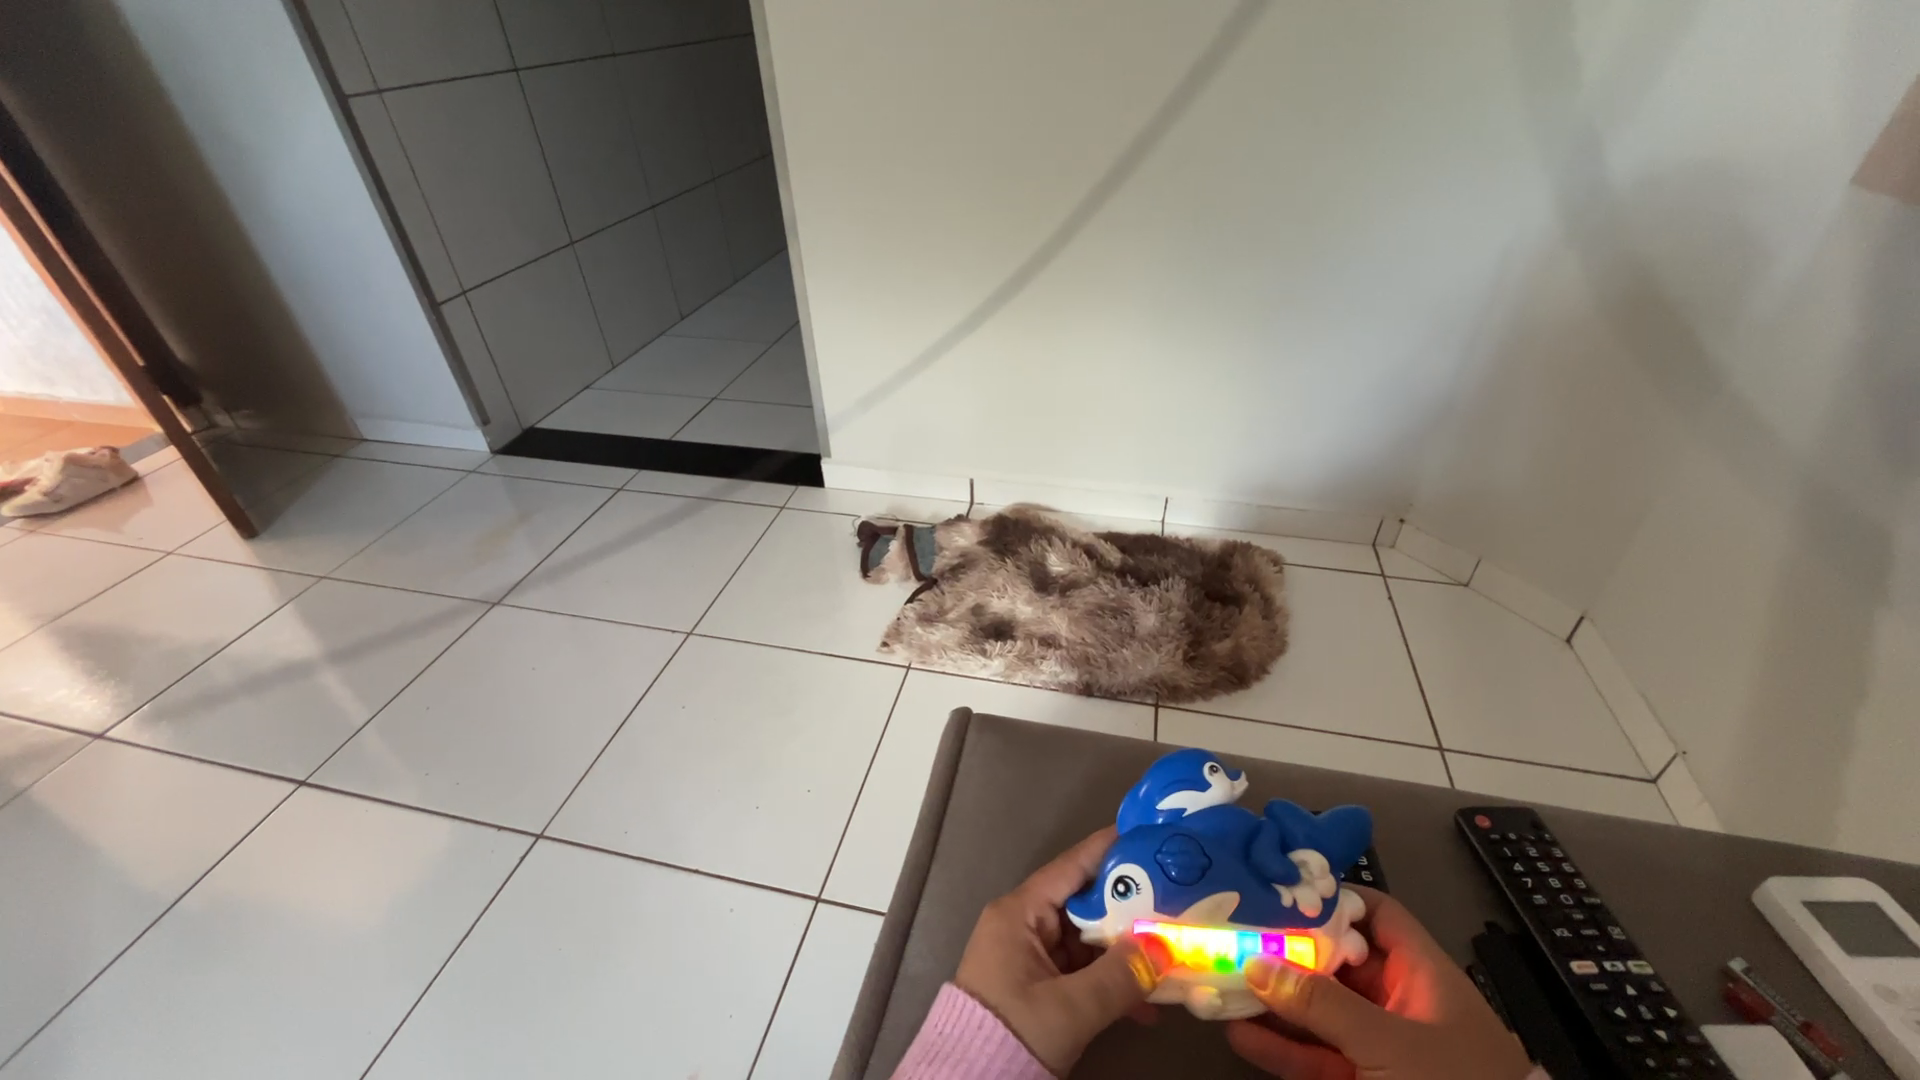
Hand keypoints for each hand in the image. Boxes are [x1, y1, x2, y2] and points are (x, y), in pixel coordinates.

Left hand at [953, 827, 1174, 1074]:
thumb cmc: (1014, 1030)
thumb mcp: (1070, 1007)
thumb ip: (1119, 976)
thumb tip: (1164, 947)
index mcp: (1020, 912)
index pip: (1071, 867)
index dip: (1108, 852)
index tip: (1145, 837)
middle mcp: (1025, 924)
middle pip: (1085, 903)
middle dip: (1129, 908)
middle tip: (1176, 900)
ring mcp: (1032, 955)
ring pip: (1088, 939)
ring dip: (1126, 952)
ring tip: (1173, 955)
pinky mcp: (1039, 984)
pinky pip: (1083, 970)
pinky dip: (1112, 981)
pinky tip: (1149, 1004)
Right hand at [1229, 887, 1532, 1079]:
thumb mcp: (1390, 1043)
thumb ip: (1323, 1002)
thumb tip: (1255, 961)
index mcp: (1424, 977)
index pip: (1376, 915)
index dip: (1332, 898)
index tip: (1279, 889)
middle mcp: (1399, 1004)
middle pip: (1336, 961)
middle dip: (1287, 949)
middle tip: (1236, 931)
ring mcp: (1380, 1049)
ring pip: (1318, 1010)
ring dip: (1274, 998)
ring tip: (1224, 978)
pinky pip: (1314, 1056)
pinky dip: (1279, 1045)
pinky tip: (1238, 1032)